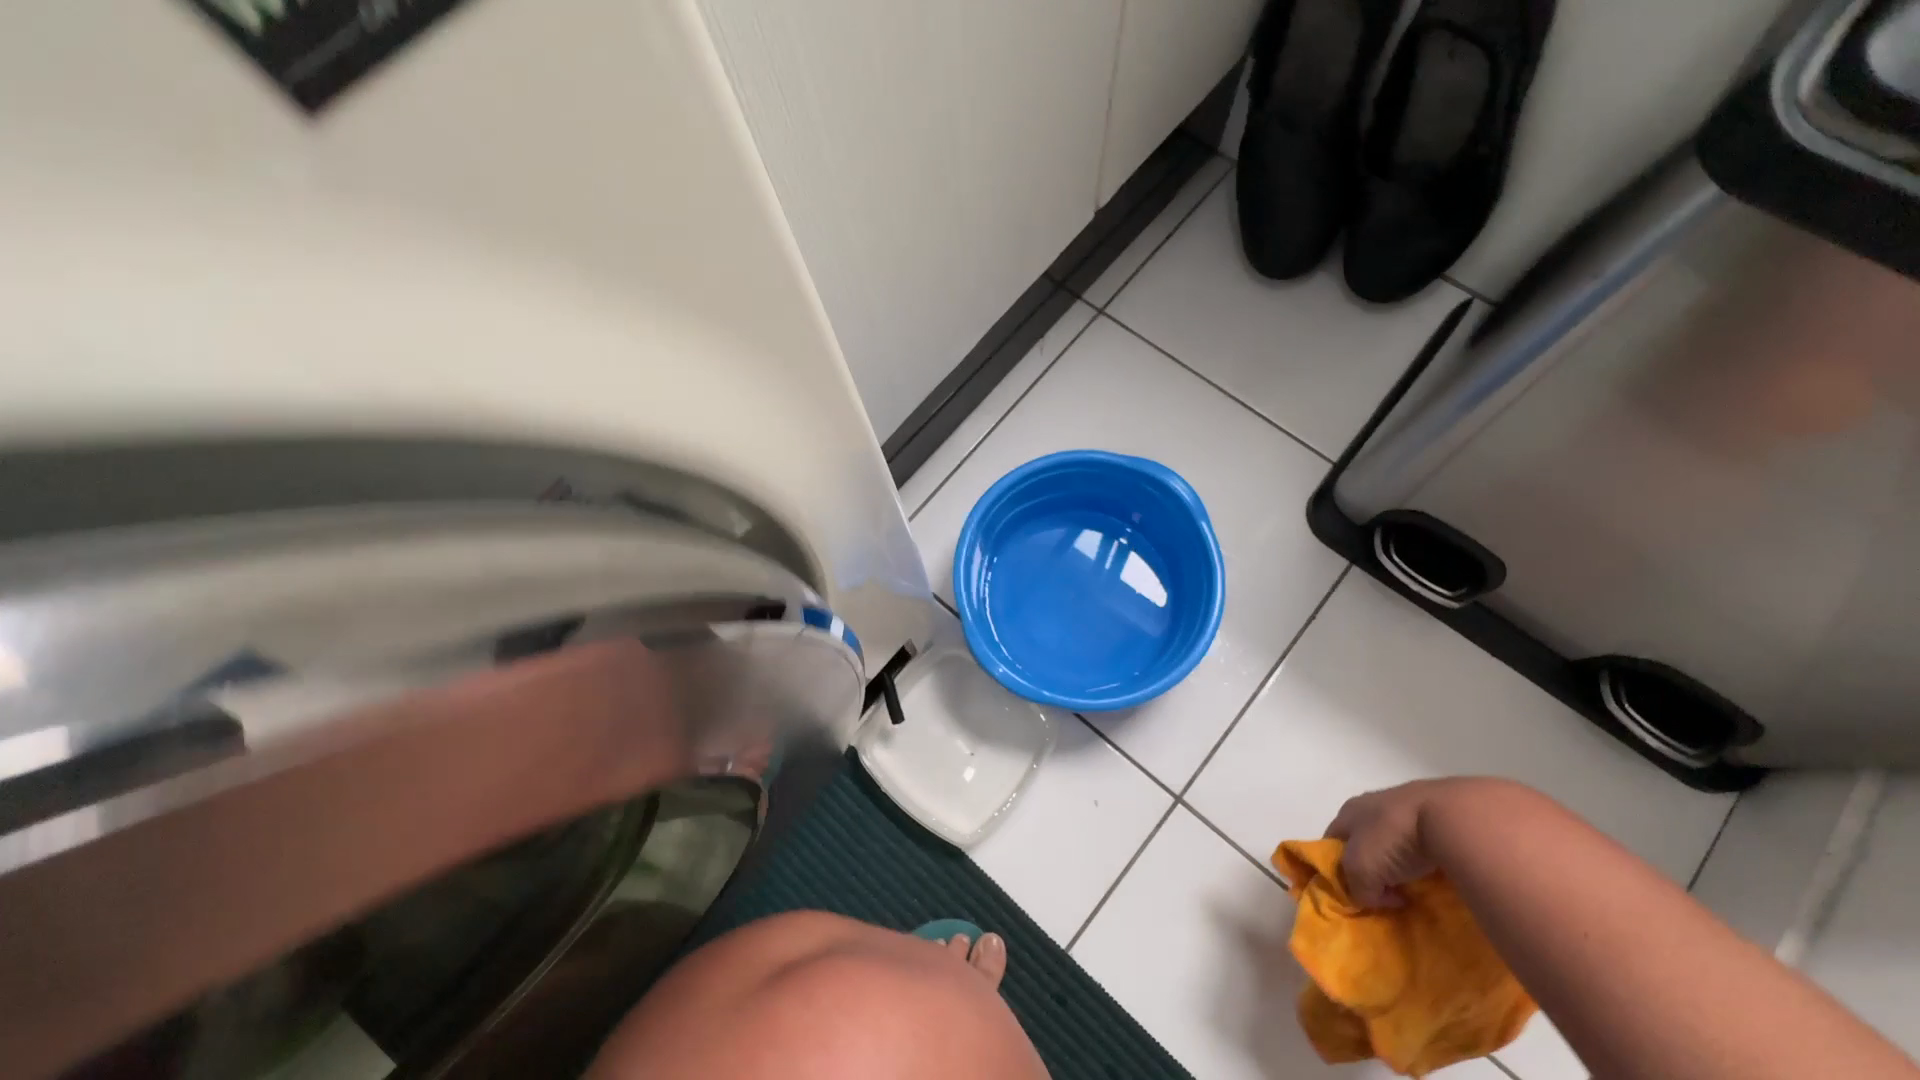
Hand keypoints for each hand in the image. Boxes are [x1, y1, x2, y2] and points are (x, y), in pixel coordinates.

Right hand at [1322, 779, 1460, 909]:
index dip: (1337, 867)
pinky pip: (1423, 842)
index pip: (1332, 842)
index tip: (1354, 892)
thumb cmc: (1392, 839)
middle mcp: (1373, 804)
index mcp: (1348, 812)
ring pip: (1395, 842)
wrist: (1448, 817)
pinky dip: (1425, 859)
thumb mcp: (1360, 869)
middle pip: (1364, 841)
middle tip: (1383, 891)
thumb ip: (1357, 887)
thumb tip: (1372, 897)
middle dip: (1371, 866)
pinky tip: (1434, 874)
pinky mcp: (1436, 813)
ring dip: (1400, 864)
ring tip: (1413, 886)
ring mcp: (1406, 806)